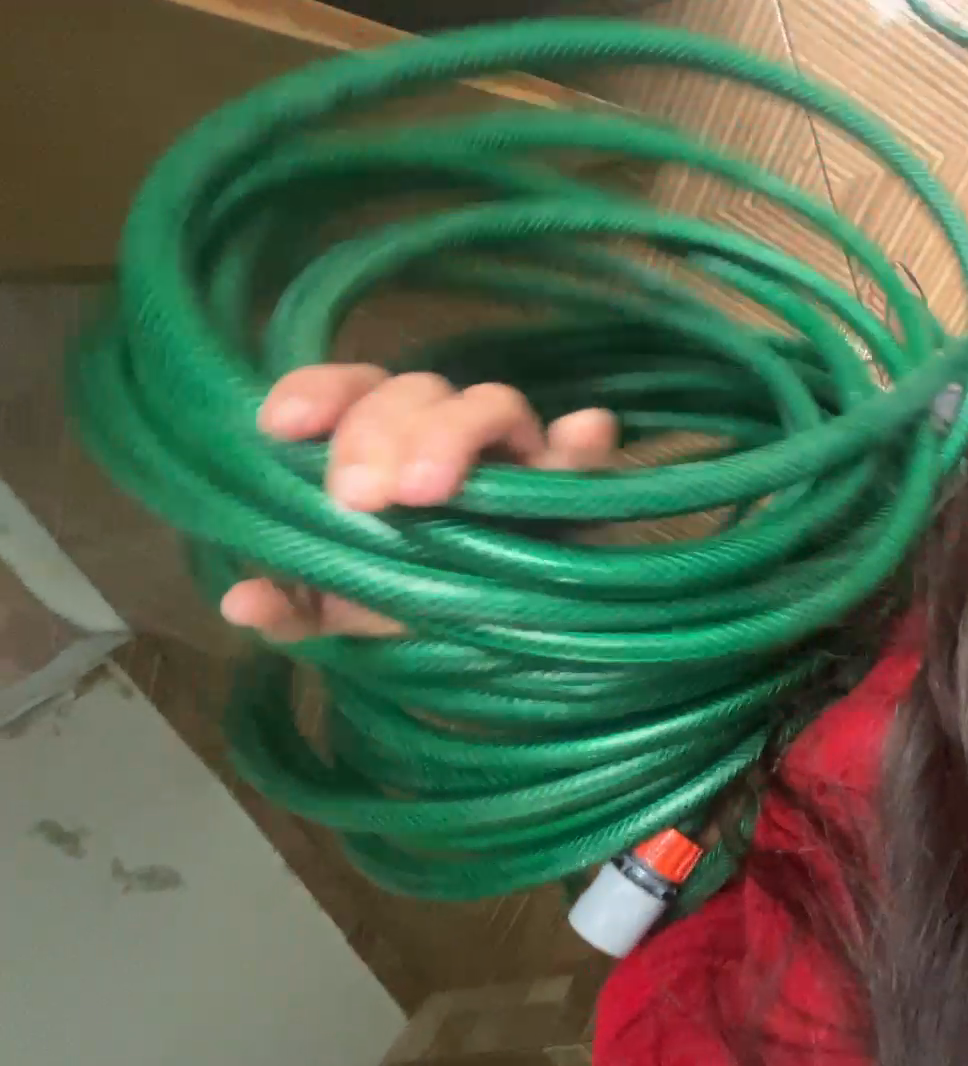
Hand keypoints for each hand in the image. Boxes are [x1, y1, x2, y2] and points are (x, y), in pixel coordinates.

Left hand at [219, 364, 618, 641]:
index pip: (358, 390)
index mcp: (394, 449)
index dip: (321, 392)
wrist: (509, 637)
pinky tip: (589, 430)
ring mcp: (525, 457)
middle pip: (417, 392)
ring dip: (455, 434)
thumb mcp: (353, 613)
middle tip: (363, 500)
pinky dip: (586, 439)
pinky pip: (588, 453)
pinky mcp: (579, 486)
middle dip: (380, 434)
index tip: (285, 430)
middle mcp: (457, 439)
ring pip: (491, 403)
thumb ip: (298, 606)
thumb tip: (243, 600)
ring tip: (429, 493)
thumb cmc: (427, 608)